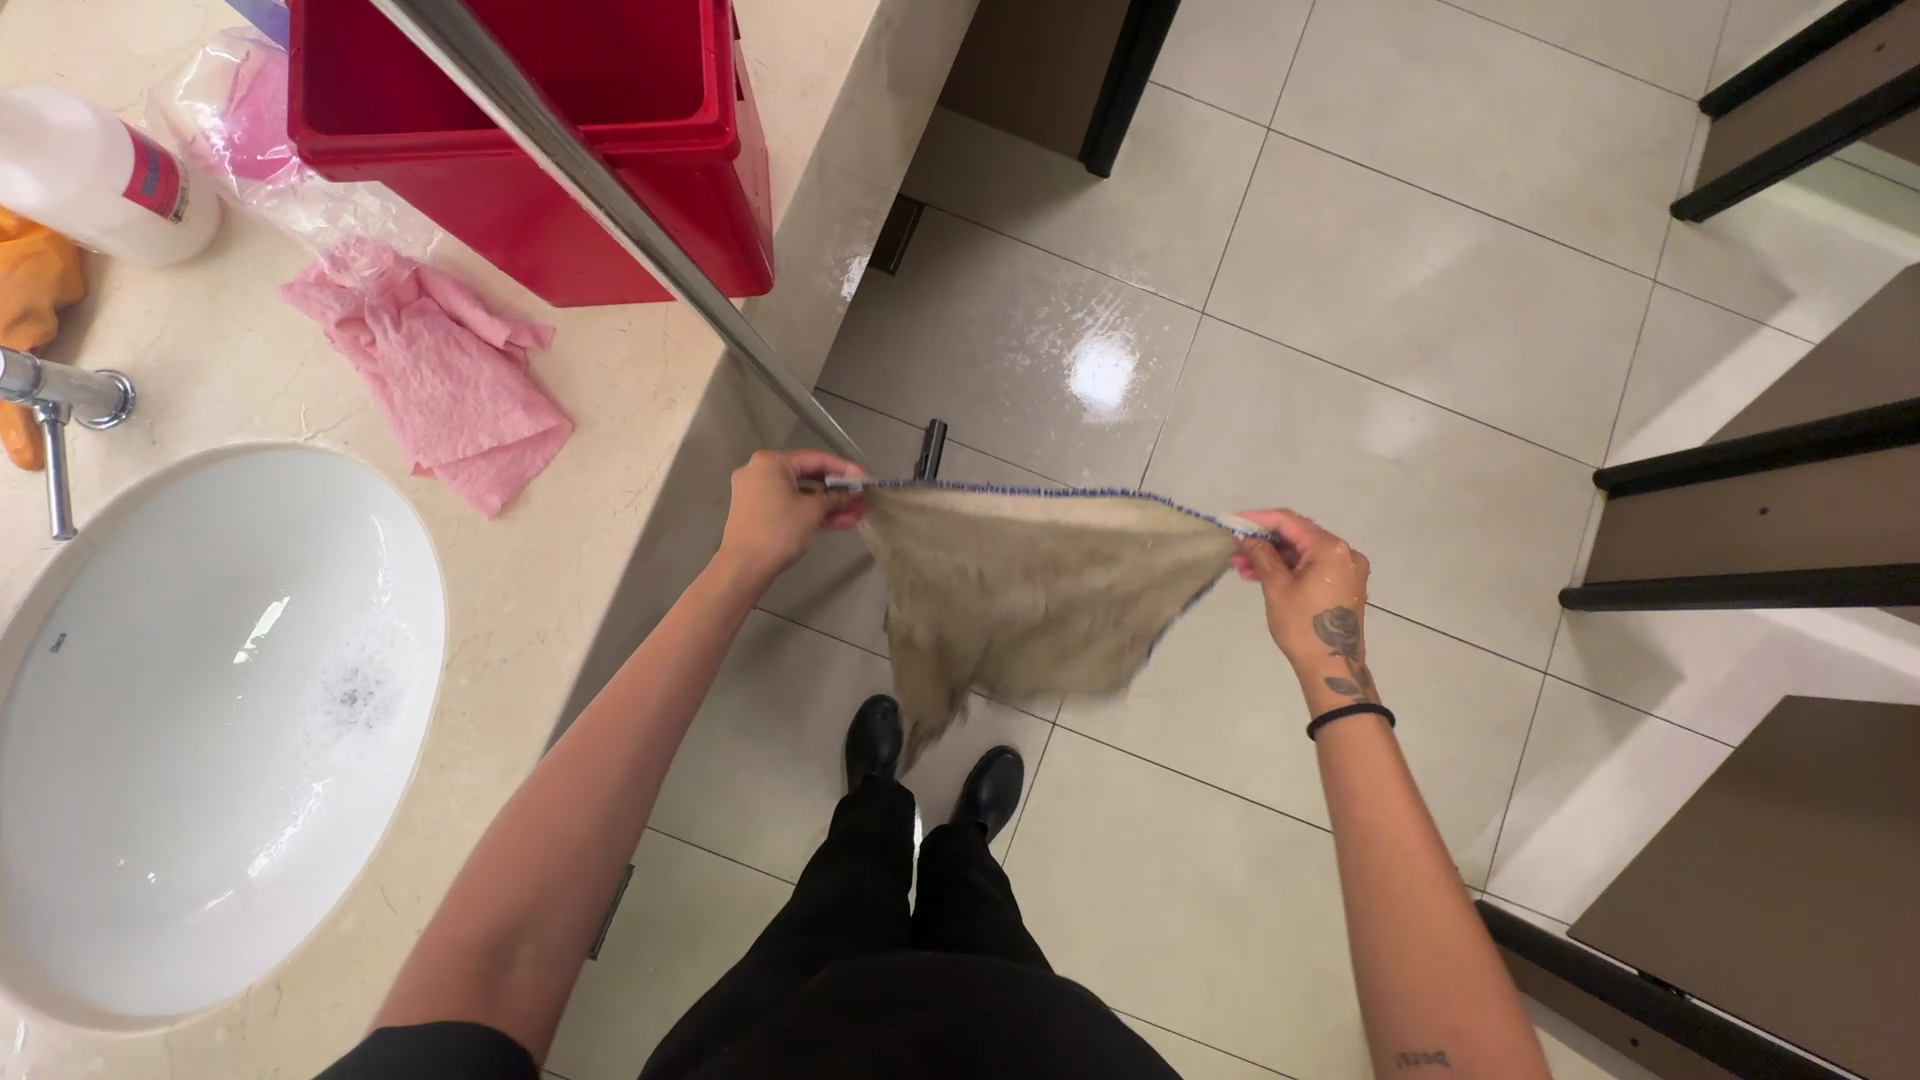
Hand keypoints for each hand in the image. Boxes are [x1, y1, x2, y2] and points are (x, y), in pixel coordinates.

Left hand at [716, 449, 866, 580]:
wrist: (743, 567)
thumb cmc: (779, 530)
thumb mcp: (812, 511)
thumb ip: (836, 497)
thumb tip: (855, 492)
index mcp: (771, 462)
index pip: (815, 459)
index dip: (844, 469)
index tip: (866, 479)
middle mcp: (761, 472)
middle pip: (808, 477)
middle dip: (838, 491)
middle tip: (862, 499)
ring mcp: (758, 493)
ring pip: (801, 495)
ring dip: (829, 505)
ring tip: (858, 515)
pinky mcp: (759, 513)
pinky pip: (790, 507)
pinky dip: (811, 513)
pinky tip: (840, 523)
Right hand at [1232, 509, 1377, 706]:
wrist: (1332, 667)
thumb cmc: (1302, 626)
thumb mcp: (1276, 587)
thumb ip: (1261, 555)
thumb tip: (1246, 537)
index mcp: (1331, 549)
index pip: (1290, 522)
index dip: (1259, 519)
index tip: (1233, 521)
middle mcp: (1345, 553)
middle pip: (1298, 536)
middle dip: (1264, 541)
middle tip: (1234, 550)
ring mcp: (1347, 569)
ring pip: (1303, 553)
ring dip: (1273, 557)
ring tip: (1241, 568)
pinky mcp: (1344, 584)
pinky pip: (1312, 567)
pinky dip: (1288, 568)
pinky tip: (1262, 576)